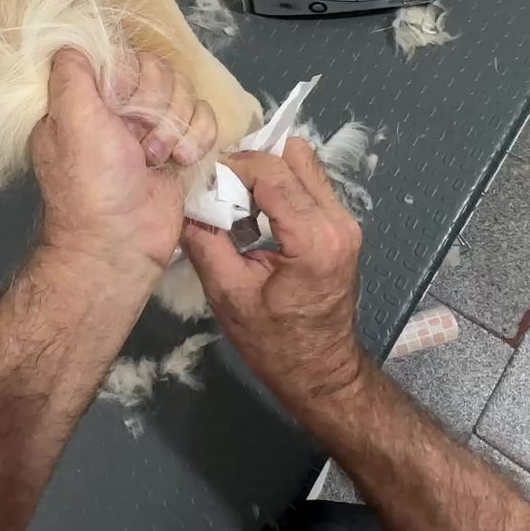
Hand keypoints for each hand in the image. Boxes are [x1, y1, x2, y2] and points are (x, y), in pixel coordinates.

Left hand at [31, 48, 216, 276]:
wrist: (121, 243)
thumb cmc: (91, 183)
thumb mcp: (70, 121)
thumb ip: (72, 73)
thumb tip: (71, 38)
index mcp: (88, 96)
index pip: (124, 55)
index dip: (131, 77)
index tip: (120, 106)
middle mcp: (119, 107)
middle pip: (160, 70)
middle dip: (157, 107)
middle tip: (140, 142)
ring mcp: (153, 126)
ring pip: (185, 91)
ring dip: (177, 126)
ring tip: (158, 158)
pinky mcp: (181, 145)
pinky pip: (205, 117)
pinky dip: (198, 138)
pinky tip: (181, 162)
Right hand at [181, 139, 366, 404]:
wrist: (321, 374)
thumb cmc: (274, 343)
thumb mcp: (227, 293)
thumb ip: (204, 238)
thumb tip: (184, 197)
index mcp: (313, 238)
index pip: (271, 172)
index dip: (232, 167)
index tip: (203, 181)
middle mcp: (338, 220)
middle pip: (292, 156)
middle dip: (249, 164)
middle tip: (219, 188)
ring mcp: (345, 220)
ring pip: (303, 162)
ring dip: (265, 172)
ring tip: (236, 199)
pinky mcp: (341, 224)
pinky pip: (308, 181)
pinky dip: (278, 184)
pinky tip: (255, 211)